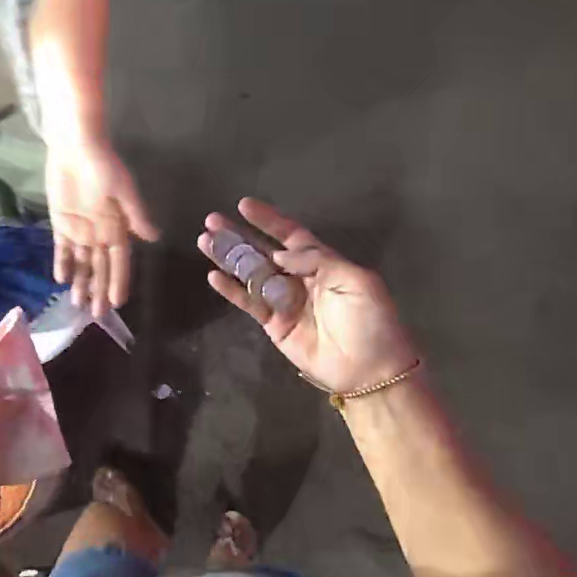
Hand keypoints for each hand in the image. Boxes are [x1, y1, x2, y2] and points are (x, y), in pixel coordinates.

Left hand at [47, 139, 159, 318]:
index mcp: (118, 227)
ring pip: (82, 262)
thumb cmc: (104, 165)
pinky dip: (63, 263)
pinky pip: (63, 248)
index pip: (119, 261)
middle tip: (97, 314)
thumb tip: (154, 238)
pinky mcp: (61, 222)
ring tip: (78, 305)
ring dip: (81, 282)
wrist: (75, 146)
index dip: (118, 281)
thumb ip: (136, 215)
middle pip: (100, 267)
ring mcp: (80, 229)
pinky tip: (62, 279)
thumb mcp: (124, 189)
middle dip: (99, 290)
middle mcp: (100, 233)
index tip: (118, 302)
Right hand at [199, 198, 417, 392]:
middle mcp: (299, 278)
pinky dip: (232, 290)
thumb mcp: (356, 281)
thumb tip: (280, 253)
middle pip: (263, 251)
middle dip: (238, 235)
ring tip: (204, 241)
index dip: (268, 221)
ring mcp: (284, 301)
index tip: (243, 205)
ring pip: (250, 274)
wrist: (370, 370)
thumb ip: (318, 261)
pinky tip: (214, 276)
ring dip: (228, 258)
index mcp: (322, 263)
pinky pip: (249, 303)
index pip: (290, 235)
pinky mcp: (274, 325)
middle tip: (211, 220)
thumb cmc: (372, 321)